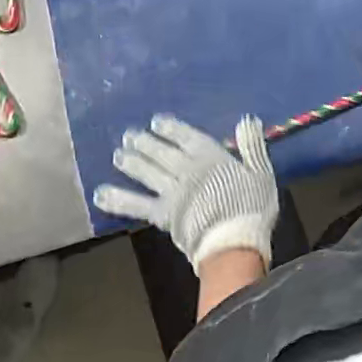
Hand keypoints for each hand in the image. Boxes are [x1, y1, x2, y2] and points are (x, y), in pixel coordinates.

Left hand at [92, 114, 276, 272]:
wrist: (234, 241)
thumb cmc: (252, 208)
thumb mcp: (260, 173)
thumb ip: (252, 146)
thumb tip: (248, 120)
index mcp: (210, 157)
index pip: (186, 137)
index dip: (171, 129)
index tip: (156, 122)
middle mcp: (186, 169)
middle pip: (161, 152)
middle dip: (145, 143)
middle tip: (129, 136)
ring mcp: (171, 191)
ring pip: (146, 172)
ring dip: (131, 163)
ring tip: (118, 155)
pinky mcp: (162, 213)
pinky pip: (136, 204)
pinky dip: (118, 199)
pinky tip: (101, 195)